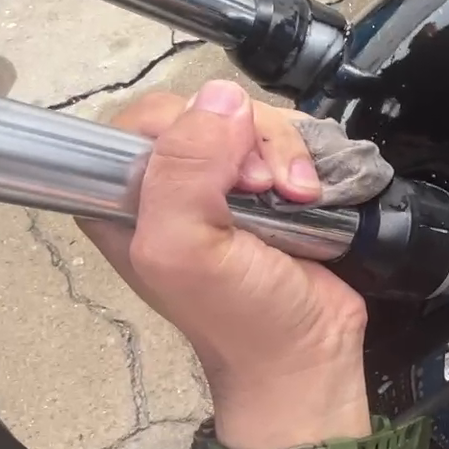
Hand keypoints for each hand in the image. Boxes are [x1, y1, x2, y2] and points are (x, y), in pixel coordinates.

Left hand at [80, 80, 367, 448]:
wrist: (309, 351)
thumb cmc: (240, 315)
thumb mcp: (186, 249)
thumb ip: (185, 171)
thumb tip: (224, 97)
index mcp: (129, 195)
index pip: (153, 117)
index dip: (201, 132)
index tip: (239, 178)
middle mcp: (179, 184)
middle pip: (217, 113)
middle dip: (260, 144)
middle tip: (279, 192)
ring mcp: (236, 187)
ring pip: (263, 124)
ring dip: (295, 155)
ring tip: (306, 198)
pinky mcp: (284, 193)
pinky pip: (299, 146)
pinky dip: (316, 160)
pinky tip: (319, 193)